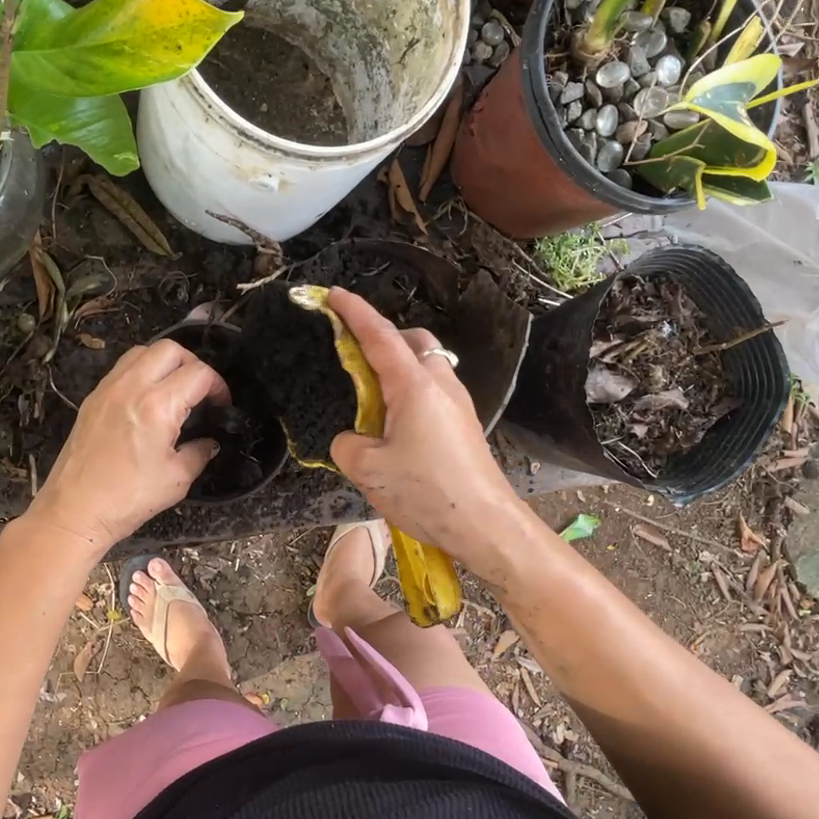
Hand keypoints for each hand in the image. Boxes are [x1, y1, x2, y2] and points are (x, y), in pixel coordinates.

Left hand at [25, 340, 229, 550]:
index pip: (198, 374)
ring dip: (165, 363)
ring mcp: (108, 389)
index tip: (221, 404)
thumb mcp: (177, 479)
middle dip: (193, 364)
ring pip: (143, 352)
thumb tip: (208, 442)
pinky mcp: (93, 399)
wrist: (75, 510)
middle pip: (170, 349)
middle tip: (200, 391)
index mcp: (157, 406)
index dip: (218, 386)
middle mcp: (131, 387)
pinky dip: (141, 373)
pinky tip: (148, 399)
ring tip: (174, 390)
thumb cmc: (127, 498)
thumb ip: (199, 452)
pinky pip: (122, 369)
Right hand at [327, 288, 538, 587]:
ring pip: (425, 366)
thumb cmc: (427, 492)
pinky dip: (408, 392)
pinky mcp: (463, 425)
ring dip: (396, 369)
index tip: (334, 294)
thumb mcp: (367, 469)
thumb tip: (352, 439)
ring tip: (369, 399)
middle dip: (381, 337)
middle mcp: (440, 385)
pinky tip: (392, 425)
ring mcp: (457, 404)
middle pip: (411, 341)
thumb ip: (347, 444)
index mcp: (414, 386)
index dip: (353, 312)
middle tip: (353, 357)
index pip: (379, 336)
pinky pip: (432, 391)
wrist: (485, 524)